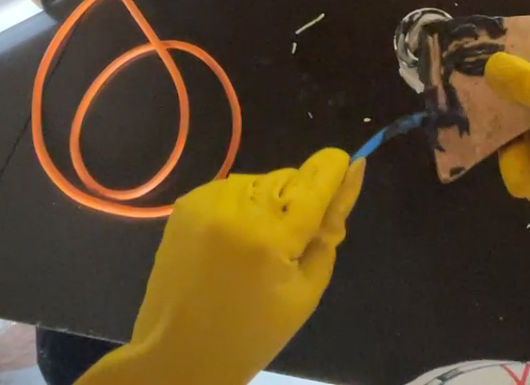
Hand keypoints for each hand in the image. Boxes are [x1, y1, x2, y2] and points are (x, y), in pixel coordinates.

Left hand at [80, 149, 364, 384]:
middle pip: (292, 177)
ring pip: (263, 180)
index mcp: (273, 235)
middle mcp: (240, 206)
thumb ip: (331, 228)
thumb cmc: (251, 334)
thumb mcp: (307, 290)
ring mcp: (210, 201)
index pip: (319, 176)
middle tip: (286, 245)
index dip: (338, 171)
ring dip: (269, 203)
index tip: (349, 170)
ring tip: (253, 247)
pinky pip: (235, 188)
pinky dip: (241, 206)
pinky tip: (229, 241)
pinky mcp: (189, 202)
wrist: (175, 359)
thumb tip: (353, 170)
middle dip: (299, 201)